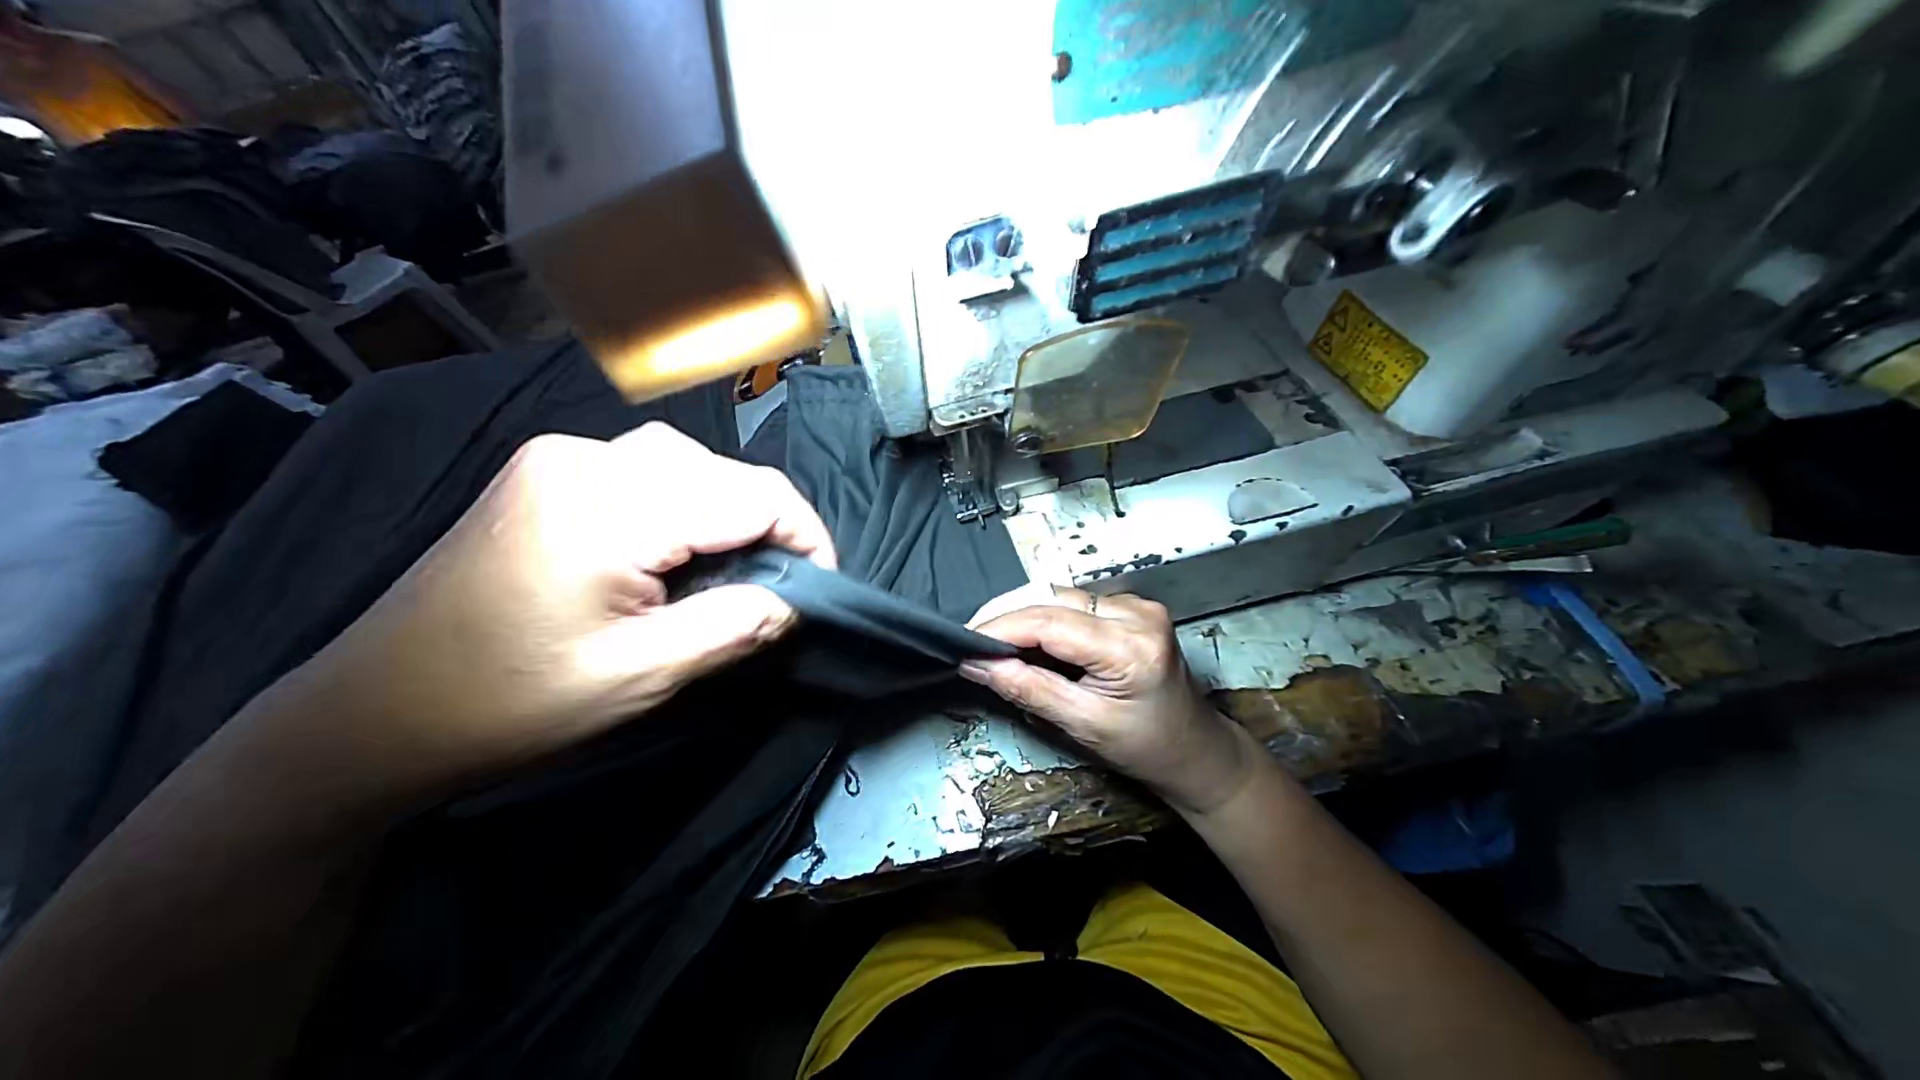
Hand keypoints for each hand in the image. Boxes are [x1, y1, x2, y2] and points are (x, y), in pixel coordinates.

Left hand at [273, 422, 834, 781]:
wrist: (373, 713)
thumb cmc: (507, 704)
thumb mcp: (639, 678)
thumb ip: (734, 627)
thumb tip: (795, 600)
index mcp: (608, 506)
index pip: (750, 494)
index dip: (805, 535)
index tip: (822, 586)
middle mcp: (583, 459)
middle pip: (720, 469)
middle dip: (766, 523)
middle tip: (776, 588)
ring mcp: (556, 459)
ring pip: (685, 463)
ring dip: (725, 509)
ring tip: (731, 571)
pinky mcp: (543, 473)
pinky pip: (642, 470)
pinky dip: (682, 503)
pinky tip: (676, 550)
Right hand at [960, 589, 1258, 815]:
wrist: (1195, 749)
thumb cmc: (1147, 746)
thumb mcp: (1083, 724)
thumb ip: (1029, 688)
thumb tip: (979, 664)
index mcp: (1130, 646)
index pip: (1048, 621)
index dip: (999, 628)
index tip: (964, 643)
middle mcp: (1136, 613)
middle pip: (1051, 598)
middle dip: (1005, 617)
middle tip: (971, 643)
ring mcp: (1137, 605)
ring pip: (1059, 595)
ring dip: (1022, 615)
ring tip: (993, 643)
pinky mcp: (1132, 607)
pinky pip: (1074, 602)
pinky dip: (1044, 617)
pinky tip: (1027, 639)